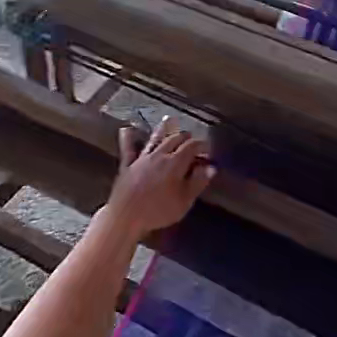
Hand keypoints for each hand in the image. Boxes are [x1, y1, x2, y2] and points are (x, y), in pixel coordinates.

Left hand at [97, 117, 213, 237]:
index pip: (192, 146)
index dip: (202, 145)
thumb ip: (198, 182)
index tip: (208, 148)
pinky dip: (128, 137)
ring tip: (169, 119)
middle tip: (192, 138)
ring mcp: (142, 158)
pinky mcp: (127, 165)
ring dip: (164, 129)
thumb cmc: (159, 211)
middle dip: (186, 137)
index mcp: (176, 162)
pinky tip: (126, 128)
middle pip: (175, 139)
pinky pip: (128, 148)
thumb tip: (211, 167)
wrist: (126, 217)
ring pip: (155, 138)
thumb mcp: (184, 201)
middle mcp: (160, 155)